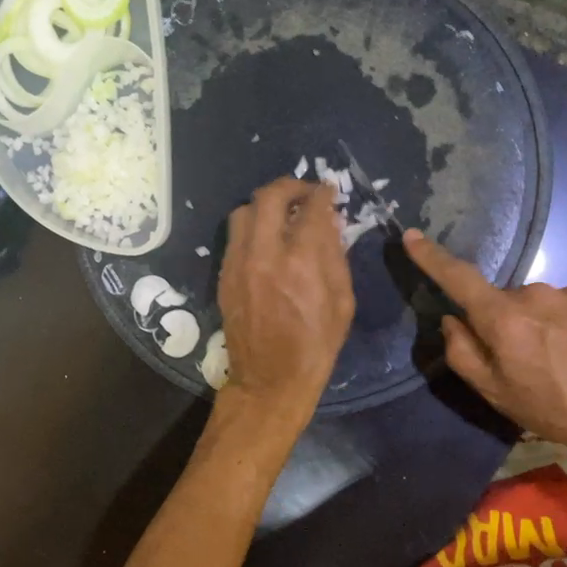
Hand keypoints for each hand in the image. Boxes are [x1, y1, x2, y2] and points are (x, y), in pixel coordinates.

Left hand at [217, 179, 355, 424]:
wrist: (269, 379)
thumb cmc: (315, 345)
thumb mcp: (342, 301)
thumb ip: (336, 256)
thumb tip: (330, 222)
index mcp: (301, 262)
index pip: (311, 208)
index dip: (323, 194)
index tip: (328, 192)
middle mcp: (264, 255)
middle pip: (269, 197)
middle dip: (290, 186)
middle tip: (304, 193)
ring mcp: (238, 264)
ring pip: (244, 212)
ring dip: (265, 205)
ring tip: (282, 214)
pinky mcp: (224, 276)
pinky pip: (234, 238)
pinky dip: (251, 228)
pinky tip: (266, 240)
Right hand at [403, 229, 566, 467]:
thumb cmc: (556, 411)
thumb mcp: (495, 393)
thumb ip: (462, 353)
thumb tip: (453, 321)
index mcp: (503, 319)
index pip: (458, 278)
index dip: (431, 257)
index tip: (411, 235)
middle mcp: (534, 295)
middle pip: (499, 301)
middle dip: (498, 323)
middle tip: (516, 364)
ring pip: (533, 304)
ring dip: (533, 325)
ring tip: (555, 363)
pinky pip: (564, 305)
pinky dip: (561, 324)